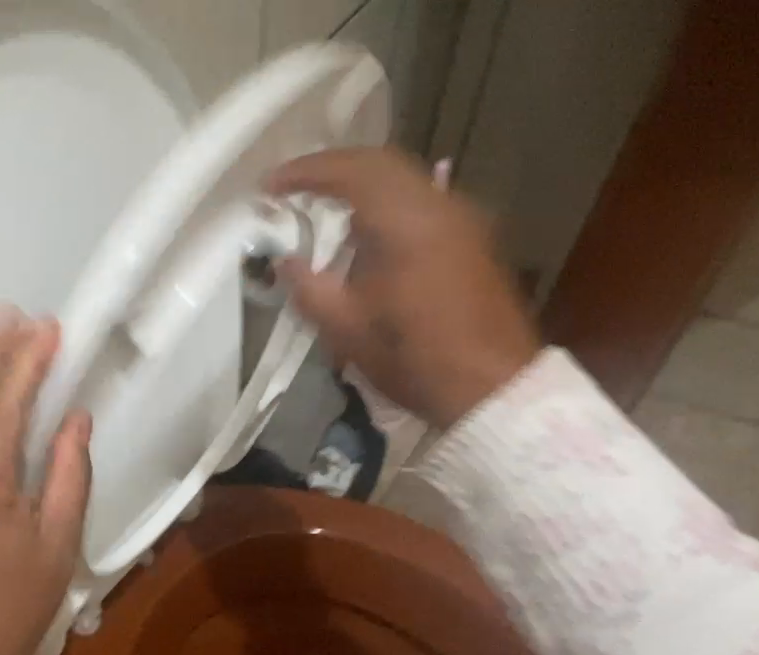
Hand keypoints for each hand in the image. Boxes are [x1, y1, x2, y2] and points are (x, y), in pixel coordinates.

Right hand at [267, 148, 540, 427]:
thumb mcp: (346, 329)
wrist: (490, 386)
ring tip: (321, 207)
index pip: (351, 171)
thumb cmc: (412, 357)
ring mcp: (461, 219)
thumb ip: (308, 288)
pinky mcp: (471, 239)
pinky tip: (362, 235)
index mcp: (406, 222)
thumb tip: (285, 261)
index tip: (268, 187)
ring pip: (404, 180)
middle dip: (331, 169)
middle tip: (292, 187)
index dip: (305, 172)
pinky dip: (384, 205)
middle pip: (381, 164)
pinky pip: (420, 202)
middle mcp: (438, 206)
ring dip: (359, 185)